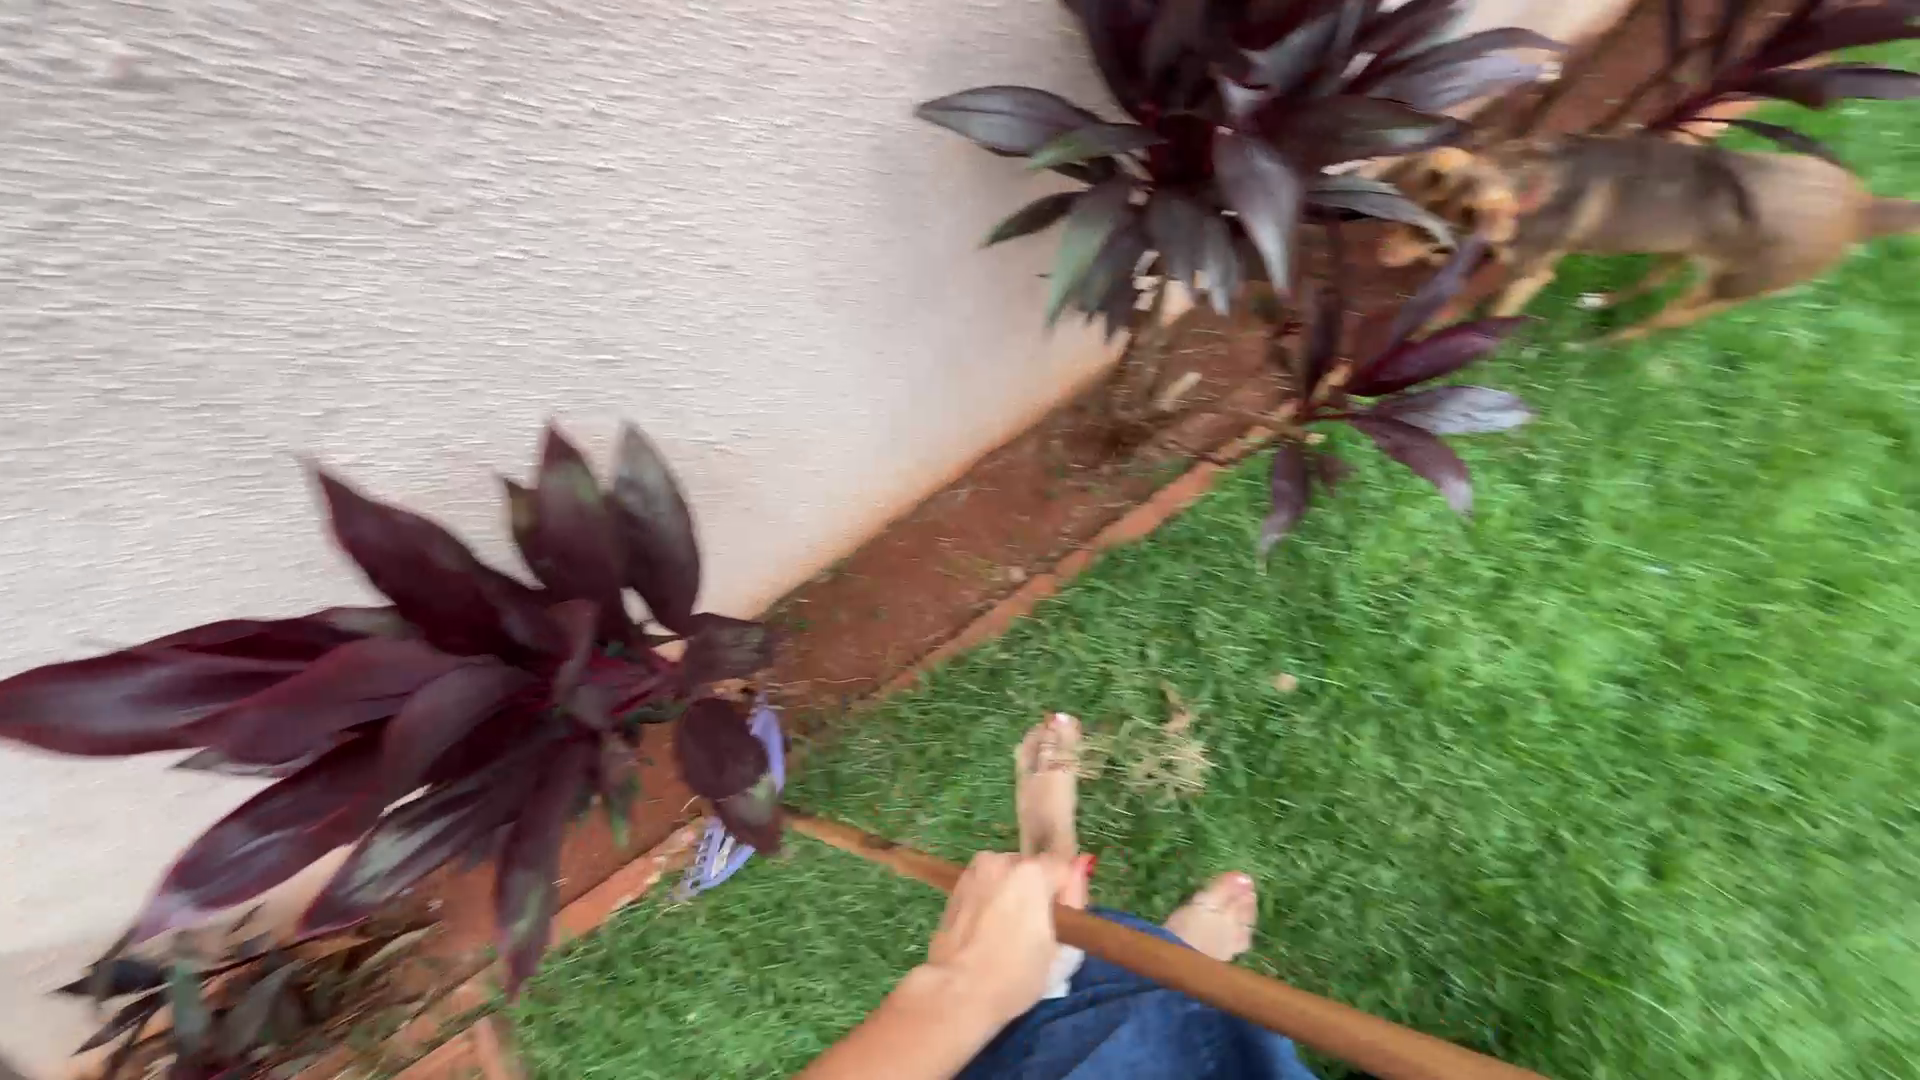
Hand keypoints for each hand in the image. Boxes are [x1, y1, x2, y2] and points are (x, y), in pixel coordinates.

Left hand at [922, 852, 1068, 1026]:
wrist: (958, 991)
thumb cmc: (1016, 975)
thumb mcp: (1062, 948)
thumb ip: (1076, 899)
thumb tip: (1079, 866)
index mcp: (1031, 873)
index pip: (1062, 869)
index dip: (1066, 897)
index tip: (1061, 924)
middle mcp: (1000, 861)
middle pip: (1031, 869)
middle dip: (1037, 893)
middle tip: (1034, 932)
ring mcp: (973, 872)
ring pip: (1005, 876)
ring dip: (1011, 894)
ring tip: (1006, 933)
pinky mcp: (955, 888)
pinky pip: (984, 886)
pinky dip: (990, 901)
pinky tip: (986, 932)